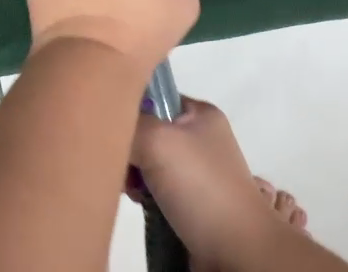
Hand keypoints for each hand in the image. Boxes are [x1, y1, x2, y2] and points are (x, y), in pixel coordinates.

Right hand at [129, 98, 287, 258]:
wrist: (238, 252)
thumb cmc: (200, 187)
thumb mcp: (157, 139)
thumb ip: (129, 123)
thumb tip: (109, 122)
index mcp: (200, 114)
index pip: (154, 95)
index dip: (131, 108)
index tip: (114, 128)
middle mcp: (200, 138)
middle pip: (148, 130)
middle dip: (129, 147)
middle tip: (123, 165)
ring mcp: (197, 171)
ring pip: (148, 160)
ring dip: (133, 173)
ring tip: (131, 188)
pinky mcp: (191, 201)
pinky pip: (154, 186)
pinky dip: (142, 193)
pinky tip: (138, 202)